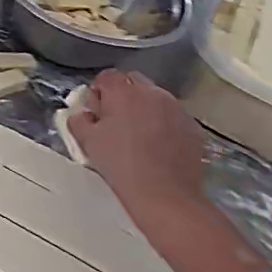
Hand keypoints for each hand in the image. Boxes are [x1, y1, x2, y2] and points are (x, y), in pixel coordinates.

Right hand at [67, 71, 218, 244]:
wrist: (164, 194)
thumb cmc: (120, 164)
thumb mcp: (87, 141)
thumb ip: (79, 120)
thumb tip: (84, 115)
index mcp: (124, 93)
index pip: (107, 76)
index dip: (98, 93)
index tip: (96, 113)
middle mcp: (153, 93)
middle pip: (133, 81)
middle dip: (122, 95)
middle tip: (114, 121)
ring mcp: (177, 109)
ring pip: (155, 98)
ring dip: (144, 109)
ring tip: (137, 136)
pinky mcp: (193, 126)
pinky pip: (172, 116)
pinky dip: (163, 124)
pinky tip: (157, 147)